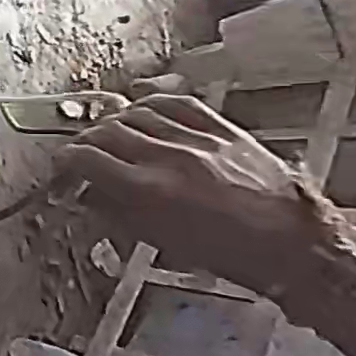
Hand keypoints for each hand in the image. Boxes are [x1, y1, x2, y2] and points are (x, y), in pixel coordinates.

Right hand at [62, 94, 331, 295]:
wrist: (292, 244)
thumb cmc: (226, 251)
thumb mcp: (157, 239)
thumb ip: (114, 210)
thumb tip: (85, 195)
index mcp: (146, 190)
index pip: (85, 158)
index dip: (65, 161)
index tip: (63, 167)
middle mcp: (167, 158)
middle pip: (105, 131)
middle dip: (85, 142)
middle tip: (82, 155)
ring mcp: (196, 140)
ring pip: (136, 113)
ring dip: (114, 123)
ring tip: (111, 136)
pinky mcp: (222, 130)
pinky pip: (177, 104)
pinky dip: (152, 104)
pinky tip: (144, 112)